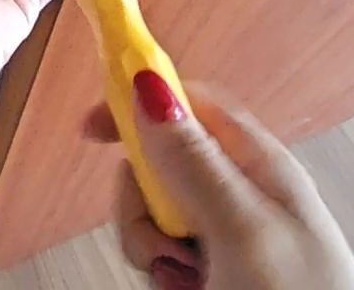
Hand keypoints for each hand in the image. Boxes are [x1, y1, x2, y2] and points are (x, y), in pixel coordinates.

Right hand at [83, 83, 353, 289]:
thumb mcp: (243, 231)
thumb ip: (193, 159)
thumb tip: (147, 83)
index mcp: (258, 166)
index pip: (188, 102)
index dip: (139, 102)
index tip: (95, 126)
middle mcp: (239, 194)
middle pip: (158, 160)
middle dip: (140, 197)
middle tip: (160, 236)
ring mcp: (224, 237)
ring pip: (151, 210)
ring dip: (147, 242)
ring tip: (180, 279)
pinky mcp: (211, 272)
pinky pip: (159, 252)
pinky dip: (159, 272)